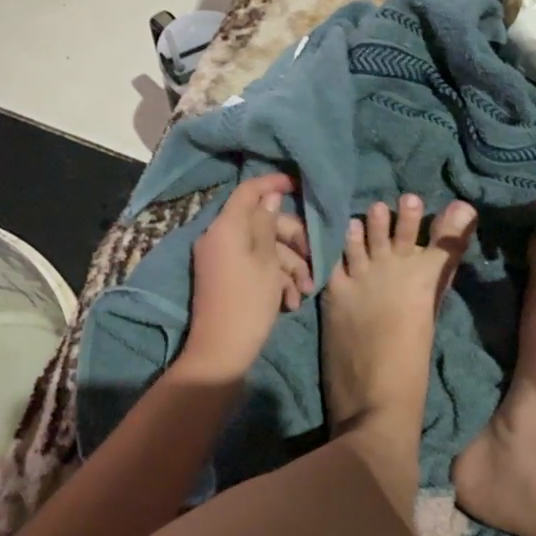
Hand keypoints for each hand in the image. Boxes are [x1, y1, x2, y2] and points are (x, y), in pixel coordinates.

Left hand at [181, 173, 314, 380]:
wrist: (222, 352)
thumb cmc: (248, 303)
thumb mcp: (266, 262)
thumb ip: (267, 225)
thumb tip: (270, 197)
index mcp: (226, 228)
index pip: (248, 192)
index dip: (272, 183)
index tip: (298, 184)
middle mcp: (220, 239)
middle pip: (262, 224)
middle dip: (292, 241)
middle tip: (314, 259)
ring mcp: (223, 260)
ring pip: (265, 250)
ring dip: (289, 267)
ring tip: (305, 290)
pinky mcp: (228, 280)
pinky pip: (256, 268)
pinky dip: (275, 281)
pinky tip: (291, 301)